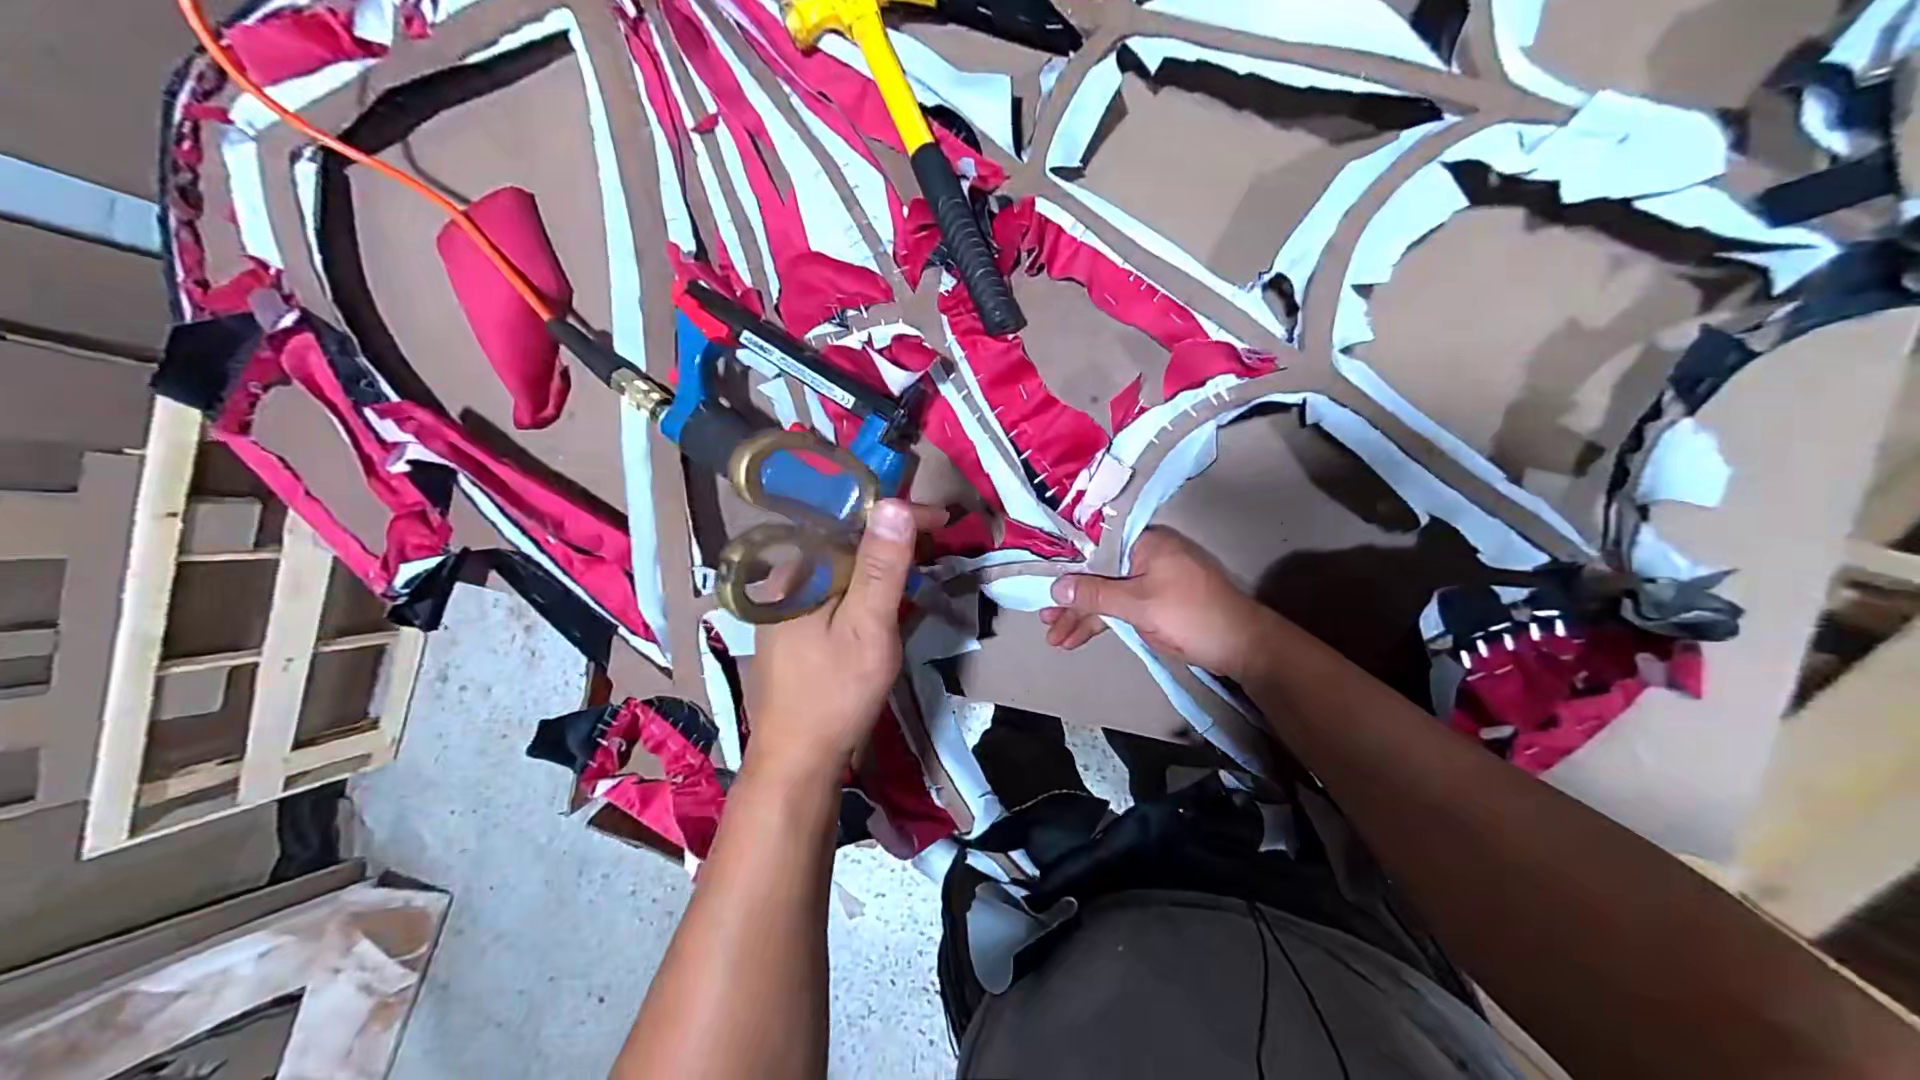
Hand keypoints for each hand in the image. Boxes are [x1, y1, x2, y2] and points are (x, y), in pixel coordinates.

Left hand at [745, 498, 918, 788]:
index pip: (850, 522)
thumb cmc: (833, 694)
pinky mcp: (803, 630)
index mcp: (797, 573)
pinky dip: (873, 593)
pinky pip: (843, 595)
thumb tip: (894, 504)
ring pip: (848, 570)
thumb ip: (881, 568)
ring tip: (928, 565)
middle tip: (940, 540)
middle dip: (895, 538)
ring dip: (888, 565)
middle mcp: (789, 582)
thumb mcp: (867, 628)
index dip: (897, 515)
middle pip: (847, 543)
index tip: (941, 518)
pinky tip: (899, 600)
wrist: (798, 761)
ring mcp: (794, 607)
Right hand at [1039, 526, 1282, 679]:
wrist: (1242, 646)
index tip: (1040, 579)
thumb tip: (1057, 588)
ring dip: (1081, 616)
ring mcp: (1148, 580)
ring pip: (1105, 595)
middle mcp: (1143, 556)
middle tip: (1046, 620)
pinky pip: (1118, 608)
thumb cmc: (1193, 615)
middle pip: (1096, 574)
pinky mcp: (1152, 603)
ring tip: (1055, 636)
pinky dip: (1100, 622)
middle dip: (1070, 601)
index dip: (1066, 563)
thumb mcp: (1139, 605)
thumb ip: (1096, 596)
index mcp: (1144, 543)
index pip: (1095, 545)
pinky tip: (1077, 637)